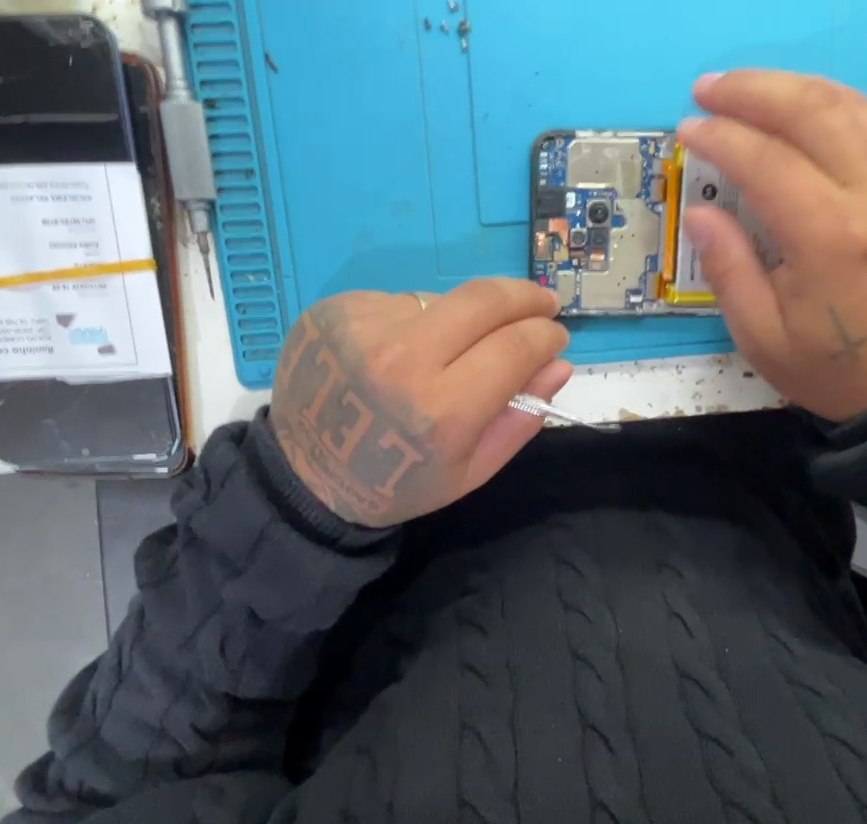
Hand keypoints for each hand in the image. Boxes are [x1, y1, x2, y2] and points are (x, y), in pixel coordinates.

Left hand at [269, 281, 572, 526]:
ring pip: (439, 300)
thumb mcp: (468, 472)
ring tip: (450, 351)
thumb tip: (559, 363)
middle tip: (541, 303)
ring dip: (460, 318)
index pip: (515, 346)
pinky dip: (412, 321)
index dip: (545, 336)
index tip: (554, 336)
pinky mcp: (334, 311)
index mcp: (441, 411)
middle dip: (523, 296)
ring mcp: (363, 327)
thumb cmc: (397, 483)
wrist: (306, 477)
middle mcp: (401, 358)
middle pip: (483, 300)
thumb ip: (519, 420)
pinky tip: (400, 351)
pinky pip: (397, 302)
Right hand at [679, 71, 866, 421]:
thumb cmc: (830, 367)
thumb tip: (700, 212)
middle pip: (813, 111)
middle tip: (708, 88)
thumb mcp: (760, 337)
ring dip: (793, 87)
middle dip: (754, 91)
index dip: (721, 138)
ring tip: (748, 89)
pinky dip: (841, 103)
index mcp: (829, 237)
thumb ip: (728, 269)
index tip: (687, 130)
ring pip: (849, 105)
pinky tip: (810, 110)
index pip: (767, 161)